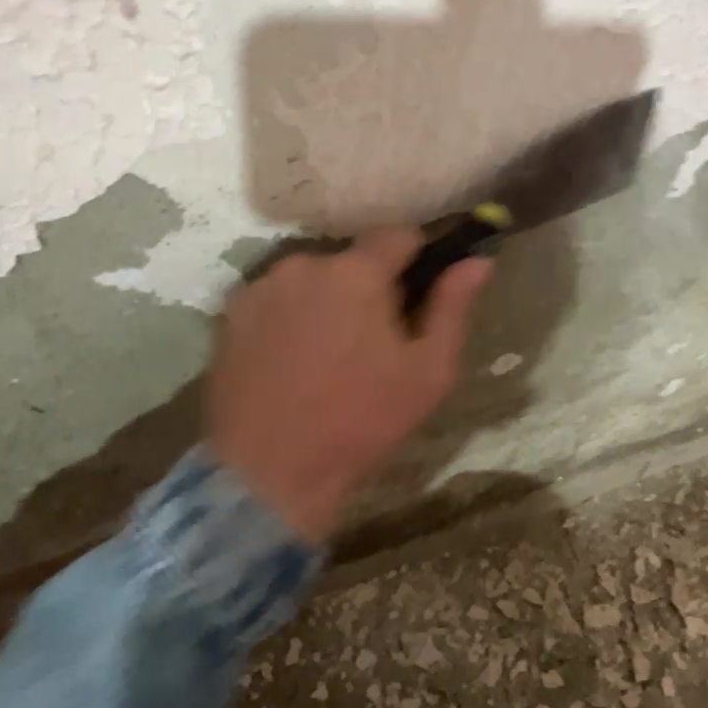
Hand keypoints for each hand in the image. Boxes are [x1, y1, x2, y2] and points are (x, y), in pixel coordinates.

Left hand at [207, 228, 493, 541]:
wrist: (271, 472)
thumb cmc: (362, 422)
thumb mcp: (428, 372)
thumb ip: (452, 308)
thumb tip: (477, 261)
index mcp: (356, 272)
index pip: (398, 236)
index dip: (416, 261)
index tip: (417, 297)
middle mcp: (304, 264)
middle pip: (351, 260)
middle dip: (367, 288)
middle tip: (373, 342)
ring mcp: (261, 287)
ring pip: (311, 279)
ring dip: (326, 301)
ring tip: (328, 356)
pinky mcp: (230, 314)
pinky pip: (275, 300)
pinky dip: (289, 317)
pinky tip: (292, 362)